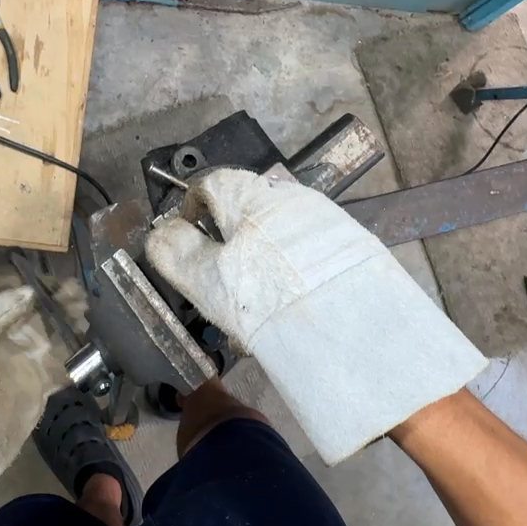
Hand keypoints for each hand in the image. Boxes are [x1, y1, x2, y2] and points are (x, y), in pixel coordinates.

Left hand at [0, 286, 63, 525]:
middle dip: (57, 304)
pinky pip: (59, 372)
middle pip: (35, 319)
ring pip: (51, 341)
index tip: (54, 280)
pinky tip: (87, 344)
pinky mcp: (34, 399)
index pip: (11, 302)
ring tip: (86, 314)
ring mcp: (19, 372)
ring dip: (69, 326)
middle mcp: (0, 348)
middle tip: (78, 294)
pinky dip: (75, 359)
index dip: (33, 290)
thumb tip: (25, 292)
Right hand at [146, 169, 486, 463]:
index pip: (209, 184)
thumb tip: (161, 234)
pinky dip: (285, 276)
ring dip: (254, 265)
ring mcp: (324, 221)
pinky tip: (286, 312)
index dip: (189, 212)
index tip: (184, 248)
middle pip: (242, 212)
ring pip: (272, 237)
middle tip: (218, 291)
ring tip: (253, 311)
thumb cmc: (273, 303)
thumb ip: (176, 253)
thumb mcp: (210, 282)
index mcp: (255, 194)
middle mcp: (291, 197)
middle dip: (224, 247)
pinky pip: (302, 254)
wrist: (365, 341)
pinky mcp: (348, 248)